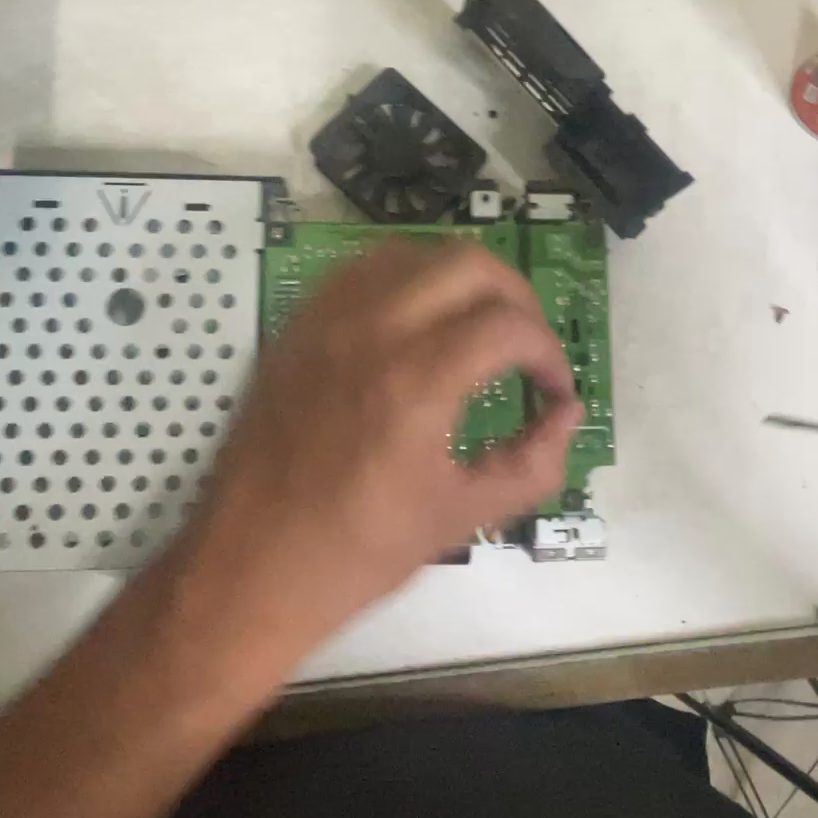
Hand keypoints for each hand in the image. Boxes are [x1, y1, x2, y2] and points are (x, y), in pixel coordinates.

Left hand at [180, 239, 582, 627]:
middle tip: (525, 349)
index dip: (549, 354)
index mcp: (415, 382)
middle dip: (517, 299)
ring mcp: (326, 320)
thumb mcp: (461, 517)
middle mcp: (371, 330)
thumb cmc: (357, 552)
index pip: (510, 326)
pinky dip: (406, 281)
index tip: (553, 390)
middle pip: (470, 263)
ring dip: (461, 281)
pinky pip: (362, 270)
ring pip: (414, 253)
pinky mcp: (298, 326)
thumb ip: (532, 463)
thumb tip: (567, 414)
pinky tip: (416, 323)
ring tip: (475, 329)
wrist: (250, 564)